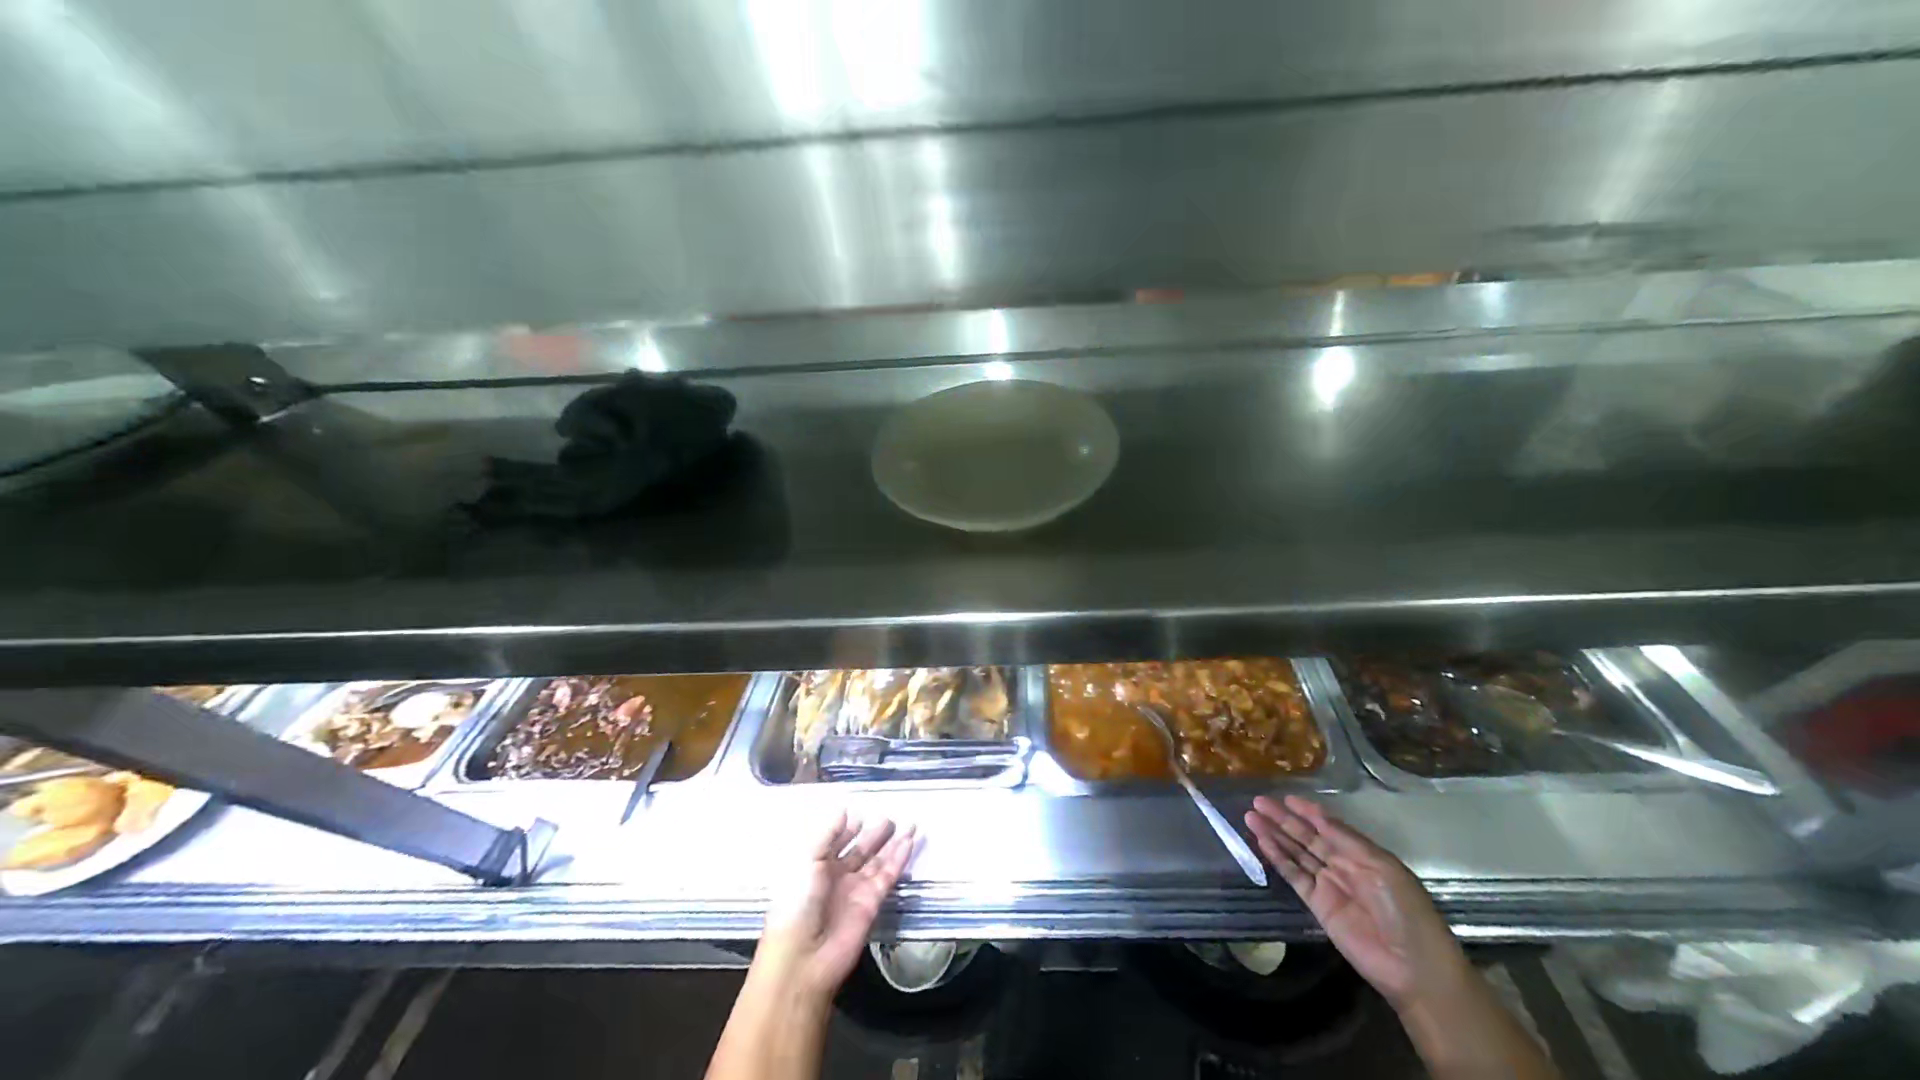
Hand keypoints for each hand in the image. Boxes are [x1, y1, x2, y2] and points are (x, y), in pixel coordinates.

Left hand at [757, 813, 919, 1001]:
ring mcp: (855, 890)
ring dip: (891, 844)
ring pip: (877, 861)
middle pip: (860, 851)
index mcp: (815, 866)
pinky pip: (887, 875)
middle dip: (874, 835)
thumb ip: (827, 834)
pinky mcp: (872, 902)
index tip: (859, 815)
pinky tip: (908, 842)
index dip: (846, 830)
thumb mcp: (806, 860)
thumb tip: (844, 810)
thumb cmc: (797, 903)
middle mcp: (836, 877)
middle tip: (889, 819)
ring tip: (907, 825)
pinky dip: (898, 858)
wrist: (803, 956)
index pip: (834, 843)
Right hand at [1244, 795, 1468, 1008]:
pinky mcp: (1317, 905)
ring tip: (1251, 817)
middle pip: (1308, 837)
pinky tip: (1263, 842)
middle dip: (1284, 819)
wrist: (1412, 966)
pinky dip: (1278, 859)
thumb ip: (1345, 840)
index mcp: (1364, 854)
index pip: (1330, 827)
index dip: (1308, 812)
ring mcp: (1329, 885)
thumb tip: (1316, 816)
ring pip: (1296, 853)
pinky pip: (1293, 876)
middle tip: (1258, 802)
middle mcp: (1344, 865)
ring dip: (1275, 835)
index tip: (1286, 797)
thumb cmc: (1405, 910)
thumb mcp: (1381, 867)